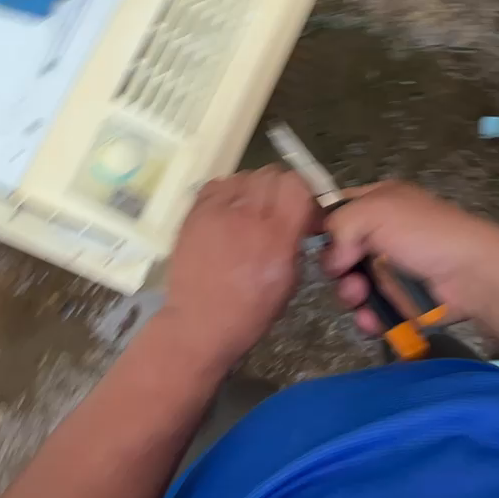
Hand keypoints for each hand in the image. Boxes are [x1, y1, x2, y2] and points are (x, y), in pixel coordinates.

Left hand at [159, 166, 317, 369]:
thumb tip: (298, 221)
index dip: (303, 194)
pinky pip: (218, 184)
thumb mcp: (288, 280)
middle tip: (275, 212)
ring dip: (253, 190)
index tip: (301, 211)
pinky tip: (228, 213)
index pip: (297, 185)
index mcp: (277, 235)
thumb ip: (294, 242)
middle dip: (279, 190)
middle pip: (271, 174)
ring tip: (249, 213)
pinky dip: (228, 193)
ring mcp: (218, 210)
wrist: (199, 323)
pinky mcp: (195, 211)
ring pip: (245, 176)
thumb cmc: (250, 311)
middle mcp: (248, 215)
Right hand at [322, 182, 498, 333]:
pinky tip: (371, 320)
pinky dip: (367, 316)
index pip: (337, 207)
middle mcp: (382, 231)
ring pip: (352, 282)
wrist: (472, 275)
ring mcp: (392, 266)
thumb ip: (340, 224)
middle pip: (340, 250)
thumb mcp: (375, 211)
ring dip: (350, 293)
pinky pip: (372, 308)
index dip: (322, 225)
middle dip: (337, 266)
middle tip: (346, 275)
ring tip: (360, 298)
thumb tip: (332, 259)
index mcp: (378, 200)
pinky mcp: (401, 298)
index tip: (314, 243)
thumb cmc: (423, 233)